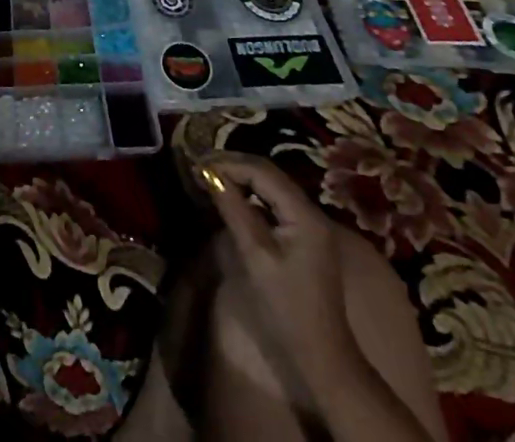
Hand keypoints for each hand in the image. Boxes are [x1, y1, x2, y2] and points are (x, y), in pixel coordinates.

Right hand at [197, 154, 353, 369]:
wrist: (318, 351)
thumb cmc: (285, 303)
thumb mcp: (255, 254)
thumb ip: (234, 210)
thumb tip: (208, 174)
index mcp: (304, 215)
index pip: (263, 172)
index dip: (228, 163)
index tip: (196, 164)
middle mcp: (311, 212)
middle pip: (269, 174)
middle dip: (233, 165)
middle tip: (198, 166)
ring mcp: (309, 224)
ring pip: (271, 185)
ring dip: (240, 177)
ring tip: (209, 176)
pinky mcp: (302, 235)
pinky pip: (273, 202)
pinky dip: (250, 193)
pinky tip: (230, 196)